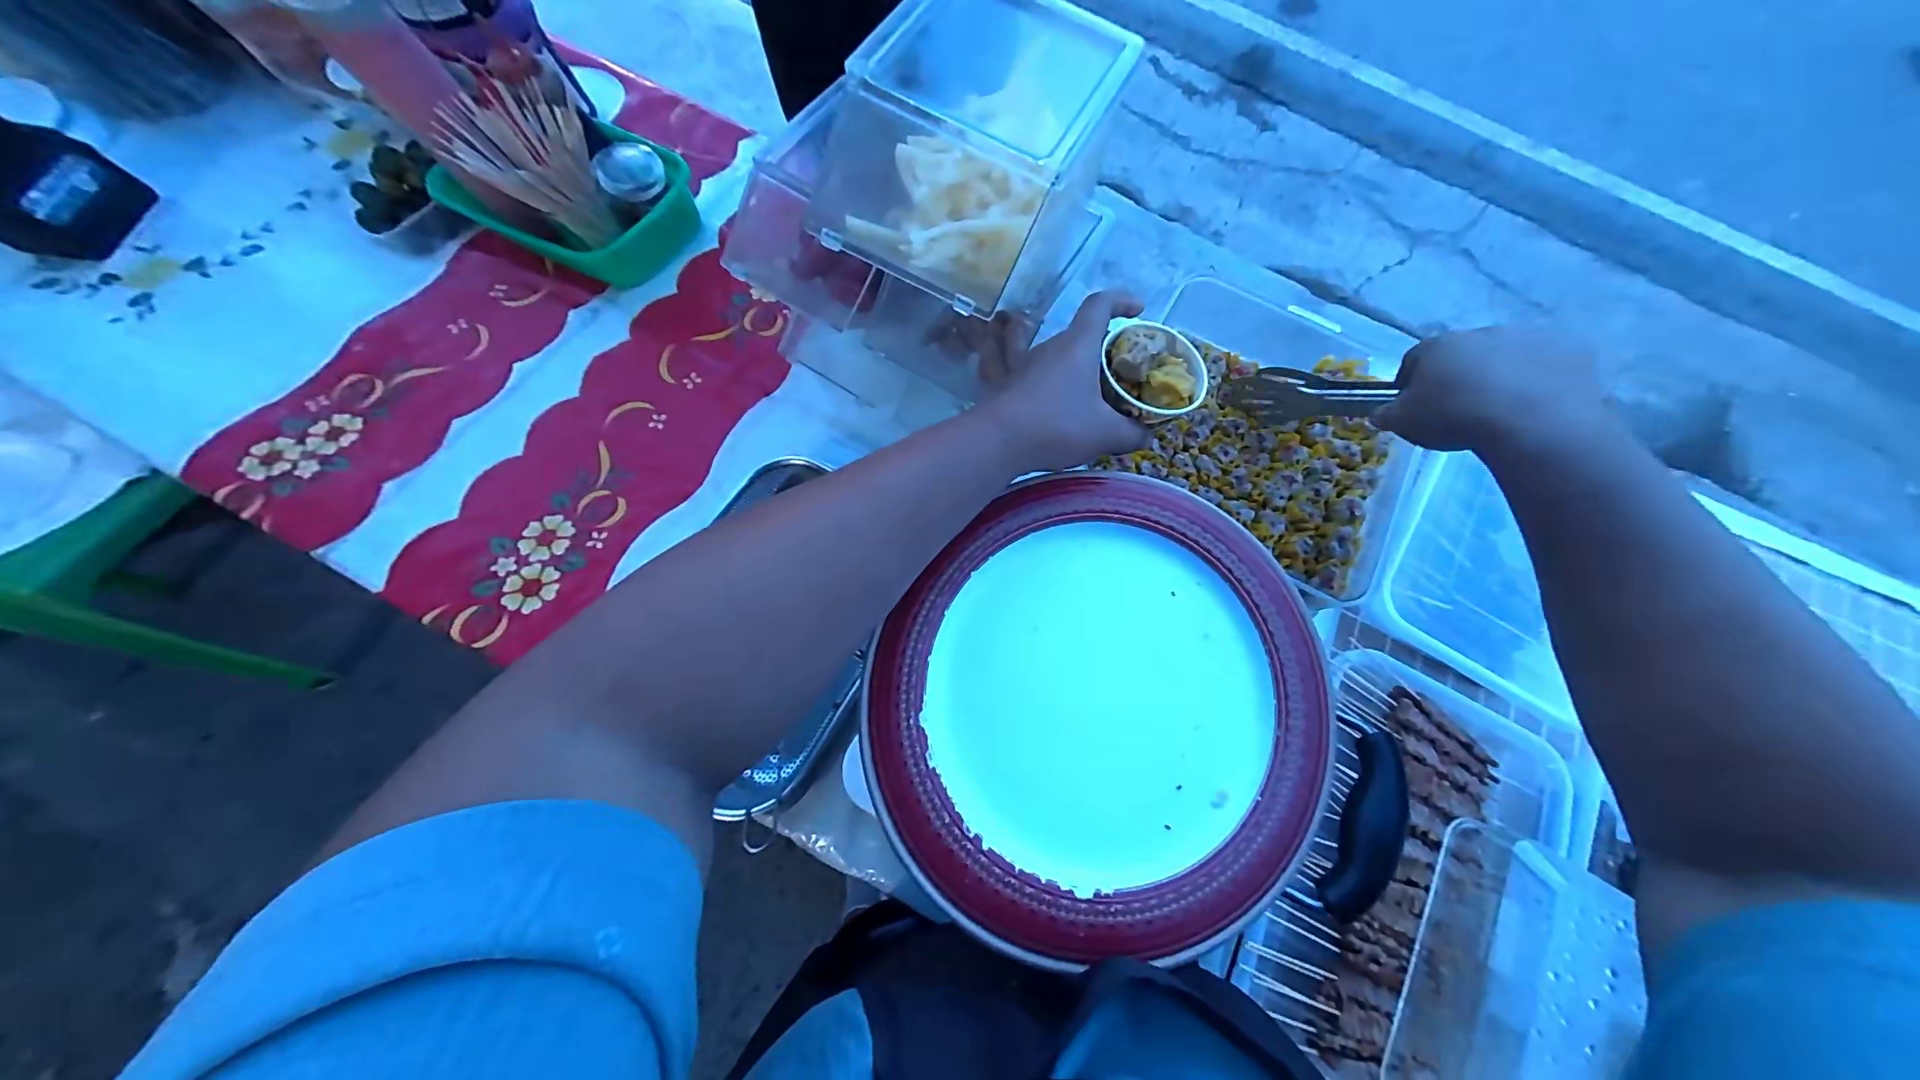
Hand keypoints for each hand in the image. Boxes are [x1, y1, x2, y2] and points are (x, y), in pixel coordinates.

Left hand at [977, 290, 1151, 470]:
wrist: (996, 442)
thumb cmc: (1056, 426)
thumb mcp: (1104, 434)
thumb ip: (1130, 433)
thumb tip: (1147, 436)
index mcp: (1077, 346)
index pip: (1099, 304)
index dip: (1121, 300)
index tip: (1137, 310)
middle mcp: (1047, 348)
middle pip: (1076, 332)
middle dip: (1097, 342)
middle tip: (1114, 366)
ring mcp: (1020, 365)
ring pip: (1046, 350)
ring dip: (1063, 358)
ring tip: (1080, 381)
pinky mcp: (1004, 386)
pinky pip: (1020, 370)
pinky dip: (1033, 376)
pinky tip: (1041, 394)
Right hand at [1373, 325, 1611, 452]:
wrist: (1531, 421)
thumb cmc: (1454, 417)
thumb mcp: (1405, 422)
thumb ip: (1388, 414)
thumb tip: (1381, 412)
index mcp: (1438, 347)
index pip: (1413, 360)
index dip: (1408, 382)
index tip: (1410, 404)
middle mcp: (1482, 332)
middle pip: (1461, 355)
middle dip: (1457, 376)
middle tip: (1456, 408)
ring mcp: (1530, 338)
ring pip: (1505, 357)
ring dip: (1498, 376)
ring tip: (1497, 409)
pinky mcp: (1570, 352)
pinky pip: (1545, 367)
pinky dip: (1537, 382)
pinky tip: (1532, 407)